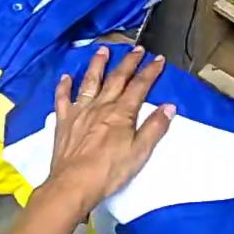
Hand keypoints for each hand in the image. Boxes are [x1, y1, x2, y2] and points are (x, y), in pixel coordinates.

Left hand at [34, 46, 172, 219]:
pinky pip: (63, 100)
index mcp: (122, 113)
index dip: (151, 71)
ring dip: (97, 65)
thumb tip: (169, 106)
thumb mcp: (140, 151)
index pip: (140, 86)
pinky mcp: (64, 122)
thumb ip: (155, 127)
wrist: (73, 185)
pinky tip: (66, 77)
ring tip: (102, 51)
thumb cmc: (110, 170)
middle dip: (128, 62)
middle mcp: (101, 107)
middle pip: (116, 79)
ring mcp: (80, 113)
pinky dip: (64, 87)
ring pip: (90, 83)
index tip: (159, 59)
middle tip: (137, 49)